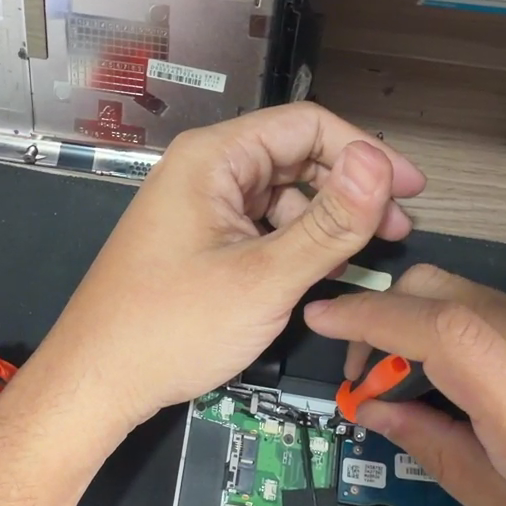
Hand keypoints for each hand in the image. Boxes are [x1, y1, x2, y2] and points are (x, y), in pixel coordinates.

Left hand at [25, 103, 425, 443]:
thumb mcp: (263, 278)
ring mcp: (199, 206)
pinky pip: (259, 225)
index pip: (306, 125)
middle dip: (348, 190)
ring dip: (324, 221)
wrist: (96, 381)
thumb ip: (328, 223)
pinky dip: (294, 243)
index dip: (365, 152)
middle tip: (395, 232)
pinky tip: (319, 272)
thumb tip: (380, 163)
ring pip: (281, 195)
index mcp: (213, 158)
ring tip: (361, 258)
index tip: (410, 191)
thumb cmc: (170, 328)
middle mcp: (204, 170)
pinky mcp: (198, 239)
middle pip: (294, 157)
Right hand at [303, 265, 505, 505]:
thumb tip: (382, 413)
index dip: (363, 314)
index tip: (319, 319)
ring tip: (414, 392)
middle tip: (368, 380)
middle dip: (383, 316)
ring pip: (472, 296)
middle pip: (442, 288)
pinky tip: (472, 392)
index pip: (430, 324)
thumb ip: (441, 452)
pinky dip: (463, 335)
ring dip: (422, 325)